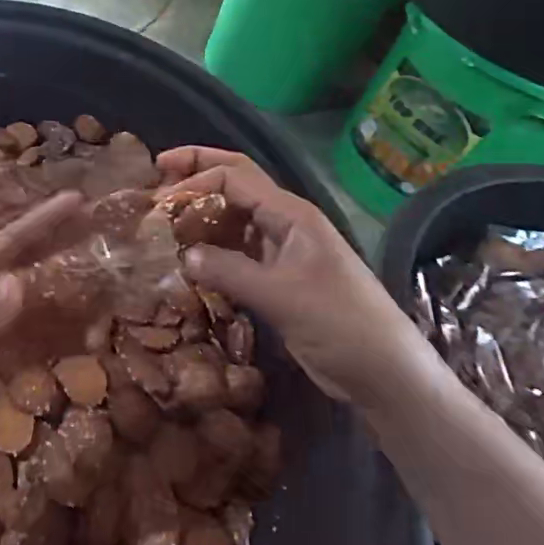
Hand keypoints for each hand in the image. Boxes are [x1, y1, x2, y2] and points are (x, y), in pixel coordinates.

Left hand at [0, 191, 83, 466]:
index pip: (11, 241)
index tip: (78, 200)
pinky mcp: (11, 359)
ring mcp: (2, 327)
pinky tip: (95, 338)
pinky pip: (47, 340)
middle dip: (70, 247)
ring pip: (47, 302)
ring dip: (77, 296)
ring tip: (115, 286)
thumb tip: (16, 282)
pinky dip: (70, 338)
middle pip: (36, 264)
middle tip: (110, 232)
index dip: (44, 219)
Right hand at [155, 147, 414, 407]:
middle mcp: (285, 222)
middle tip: (158, 171)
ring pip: (234, 216)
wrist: (385, 373)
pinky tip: (189, 256)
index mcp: (291, 213)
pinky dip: (212, 247)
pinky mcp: (278, 277)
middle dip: (198, 171)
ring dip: (202, 210)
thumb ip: (229, 271)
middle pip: (236, 181)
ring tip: (165, 215)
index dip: (196, 181)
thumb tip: (181, 255)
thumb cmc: (340, 324)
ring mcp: (282, 249)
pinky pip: (238, 250)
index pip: (235, 178)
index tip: (161, 201)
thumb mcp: (282, 296)